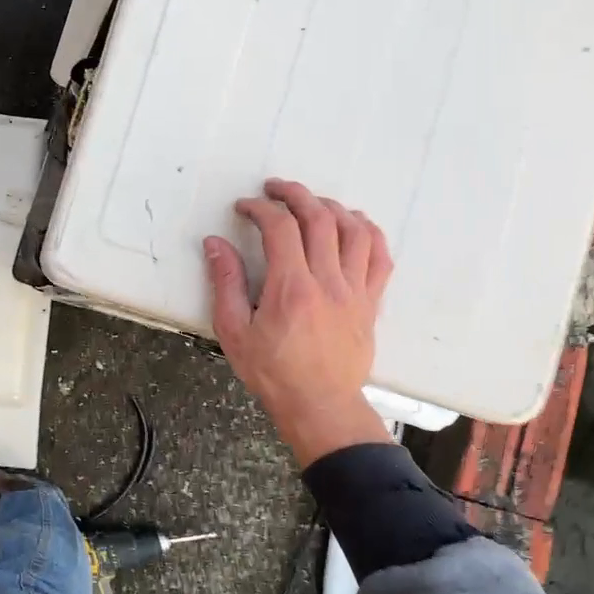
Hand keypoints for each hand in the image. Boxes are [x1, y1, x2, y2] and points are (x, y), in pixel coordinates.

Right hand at [203, 179, 395, 465]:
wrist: (320, 405)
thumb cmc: (271, 371)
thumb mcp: (233, 330)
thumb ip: (225, 283)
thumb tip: (214, 244)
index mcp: (291, 288)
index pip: (280, 228)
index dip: (260, 209)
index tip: (244, 208)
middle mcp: (328, 282)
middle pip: (320, 219)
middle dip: (295, 194)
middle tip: (274, 188)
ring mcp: (355, 291)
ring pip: (354, 231)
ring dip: (331, 207)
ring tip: (310, 202)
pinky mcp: (370, 302)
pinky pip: (379, 256)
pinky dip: (367, 231)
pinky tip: (352, 223)